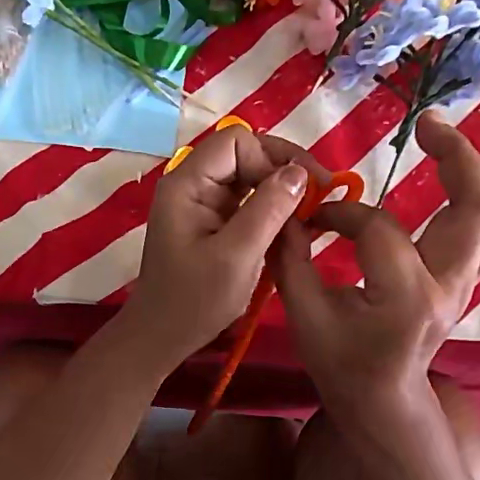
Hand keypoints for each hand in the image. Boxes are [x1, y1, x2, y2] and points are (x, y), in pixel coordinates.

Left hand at [126, 126, 307, 356]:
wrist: (162, 337)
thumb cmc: (194, 301)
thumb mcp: (237, 256)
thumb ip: (268, 210)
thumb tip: (299, 172)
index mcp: (187, 185)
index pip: (236, 142)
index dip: (272, 158)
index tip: (303, 189)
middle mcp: (191, 185)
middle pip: (244, 155)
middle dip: (281, 171)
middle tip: (316, 196)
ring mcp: (201, 205)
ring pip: (248, 178)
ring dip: (279, 191)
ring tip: (308, 213)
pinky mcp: (211, 224)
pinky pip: (245, 202)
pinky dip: (270, 210)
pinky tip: (291, 226)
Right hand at [272, 113, 479, 419]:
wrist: (381, 399)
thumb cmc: (340, 363)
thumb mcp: (305, 316)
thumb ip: (292, 260)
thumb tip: (289, 209)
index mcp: (404, 297)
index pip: (378, 230)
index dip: (341, 214)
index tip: (313, 219)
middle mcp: (447, 285)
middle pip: (475, 208)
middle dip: (456, 156)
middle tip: (428, 122)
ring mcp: (466, 284)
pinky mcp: (469, 281)